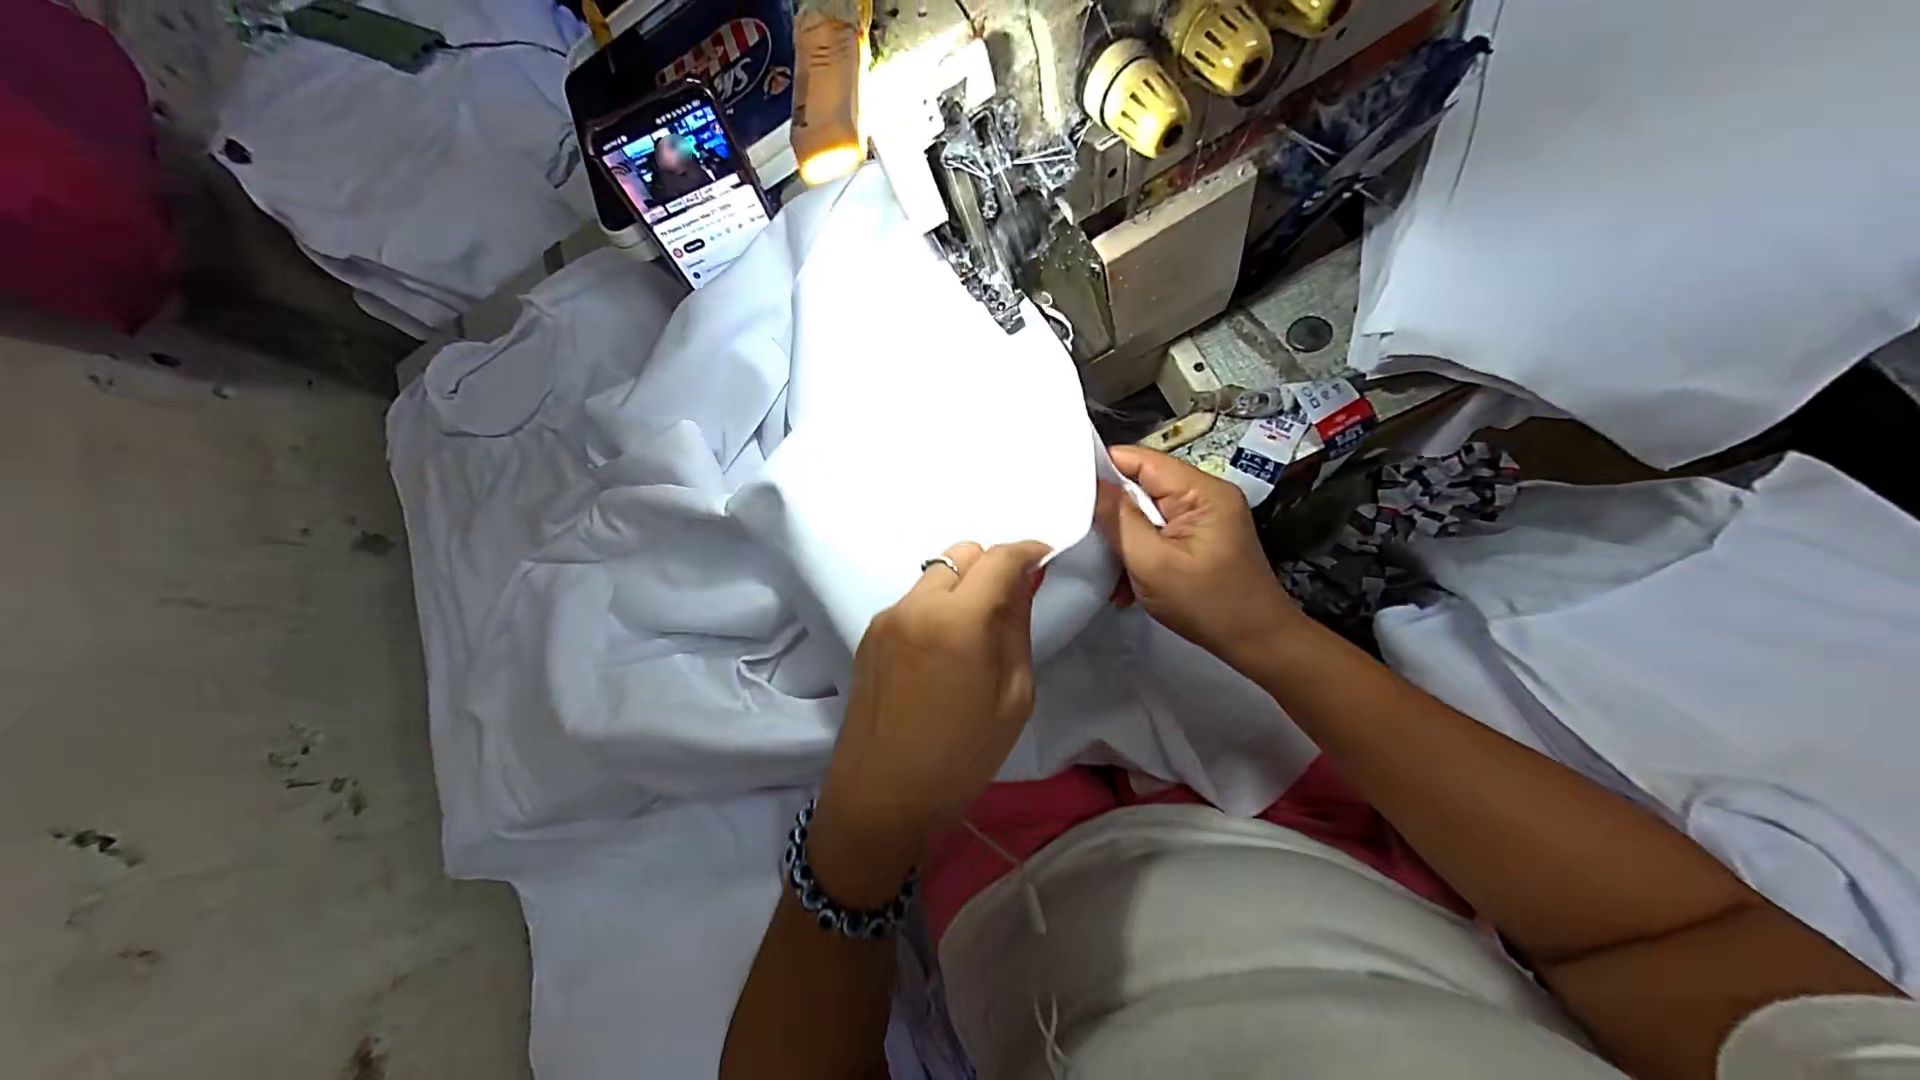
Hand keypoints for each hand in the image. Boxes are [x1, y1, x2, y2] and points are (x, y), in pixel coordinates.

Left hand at [810, 540, 1050, 906]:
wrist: (880, 798)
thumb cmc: (959, 759)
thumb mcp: (1012, 699)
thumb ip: (1016, 629)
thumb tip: (1022, 584)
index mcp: (957, 621)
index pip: (998, 559)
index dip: (1028, 550)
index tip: (1046, 557)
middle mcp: (916, 605)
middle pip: (962, 555)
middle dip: (992, 566)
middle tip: (1010, 605)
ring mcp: (886, 618)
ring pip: (935, 575)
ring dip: (963, 587)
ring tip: (974, 634)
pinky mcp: (869, 635)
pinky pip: (913, 601)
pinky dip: (937, 606)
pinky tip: (942, 652)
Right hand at [1094, 445, 1303, 673]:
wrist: (1257, 643)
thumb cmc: (1207, 604)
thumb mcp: (1152, 563)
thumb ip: (1119, 519)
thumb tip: (1091, 485)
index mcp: (1202, 492)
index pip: (1142, 460)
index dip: (1103, 468)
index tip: (1068, 486)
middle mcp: (1205, 495)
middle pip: (1143, 485)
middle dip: (1111, 510)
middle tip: (1080, 530)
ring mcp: (1204, 518)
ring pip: (1146, 512)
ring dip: (1123, 537)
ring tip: (1105, 564)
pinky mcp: (1200, 538)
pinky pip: (1158, 532)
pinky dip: (1138, 552)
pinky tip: (1125, 581)